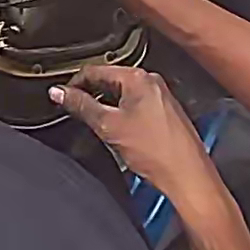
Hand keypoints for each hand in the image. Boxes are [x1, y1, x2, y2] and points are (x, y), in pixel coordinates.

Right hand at [51, 66, 215, 199]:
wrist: (188, 178)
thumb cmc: (157, 152)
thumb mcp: (109, 126)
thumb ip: (81, 106)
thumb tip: (60, 93)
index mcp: (138, 77)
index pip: (96, 70)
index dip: (75, 83)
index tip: (63, 95)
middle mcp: (151, 82)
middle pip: (110, 80)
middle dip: (91, 94)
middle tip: (76, 109)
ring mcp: (161, 97)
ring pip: (123, 94)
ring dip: (107, 105)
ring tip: (96, 122)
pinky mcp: (166, 113)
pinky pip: (136, 105)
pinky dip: (123, 113)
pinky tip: (119, 131)